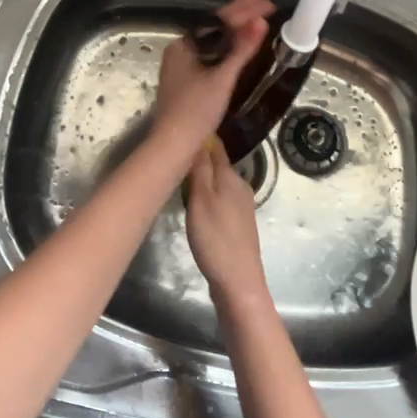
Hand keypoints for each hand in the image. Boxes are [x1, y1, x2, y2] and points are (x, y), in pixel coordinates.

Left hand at [152, 0, 274, 150]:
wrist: (174, 146)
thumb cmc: (195, 110)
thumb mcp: (222, 78)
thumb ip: (242, 49)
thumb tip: (260, 21)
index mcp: (183, 44)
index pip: (217, 19)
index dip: (244, 8)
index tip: (267, 2)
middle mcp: (180, 51)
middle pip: (214, 28)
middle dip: (241, 18)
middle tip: (268, 10)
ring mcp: (183, 67)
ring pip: (213, 43)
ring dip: (236, 33)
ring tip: (261, 24)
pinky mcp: (188, 83)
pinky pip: (212, 57)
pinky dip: (230, 51)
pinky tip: (244, 51)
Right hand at [185, 139, 267, 301]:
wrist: (238, 282)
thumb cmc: (216, 238)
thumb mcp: (201, 200)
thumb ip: (201, 169)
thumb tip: (200, 137)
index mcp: (232, 177)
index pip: (215, 149)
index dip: (200, 140)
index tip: (181, 135)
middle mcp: (240, 187)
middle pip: (218, 166)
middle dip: (199, 161)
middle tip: (174, 162)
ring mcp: (241, 207)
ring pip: (218, 185)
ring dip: (203, 182)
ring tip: (180, 183)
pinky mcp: (238, 225)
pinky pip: (220, 201)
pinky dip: (207, 199)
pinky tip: (196, 208)